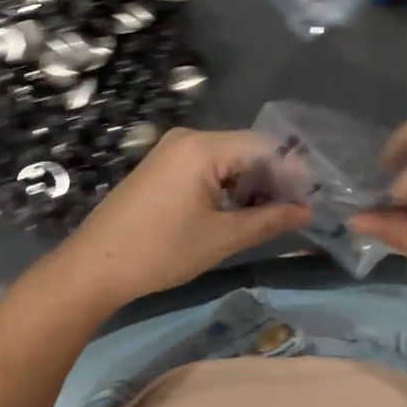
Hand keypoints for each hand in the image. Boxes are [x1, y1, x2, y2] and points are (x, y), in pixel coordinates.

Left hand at [53, 128, 309, 310]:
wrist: (93, 268)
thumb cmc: (160, 251)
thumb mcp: (221, 238)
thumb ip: (269, 220)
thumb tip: (307, 211)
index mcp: (202, 147)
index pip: (264, 146)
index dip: (293, 171)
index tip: (313, 198)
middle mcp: (188, 138)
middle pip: (246, 148)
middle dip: (274, 177)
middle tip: (297, 209)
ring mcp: (172, 151)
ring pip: (228, 159)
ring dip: (251, 183)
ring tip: (273, 214)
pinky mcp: (163, 166)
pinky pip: (208, 166)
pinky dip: (228, 185)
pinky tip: (239, 211)